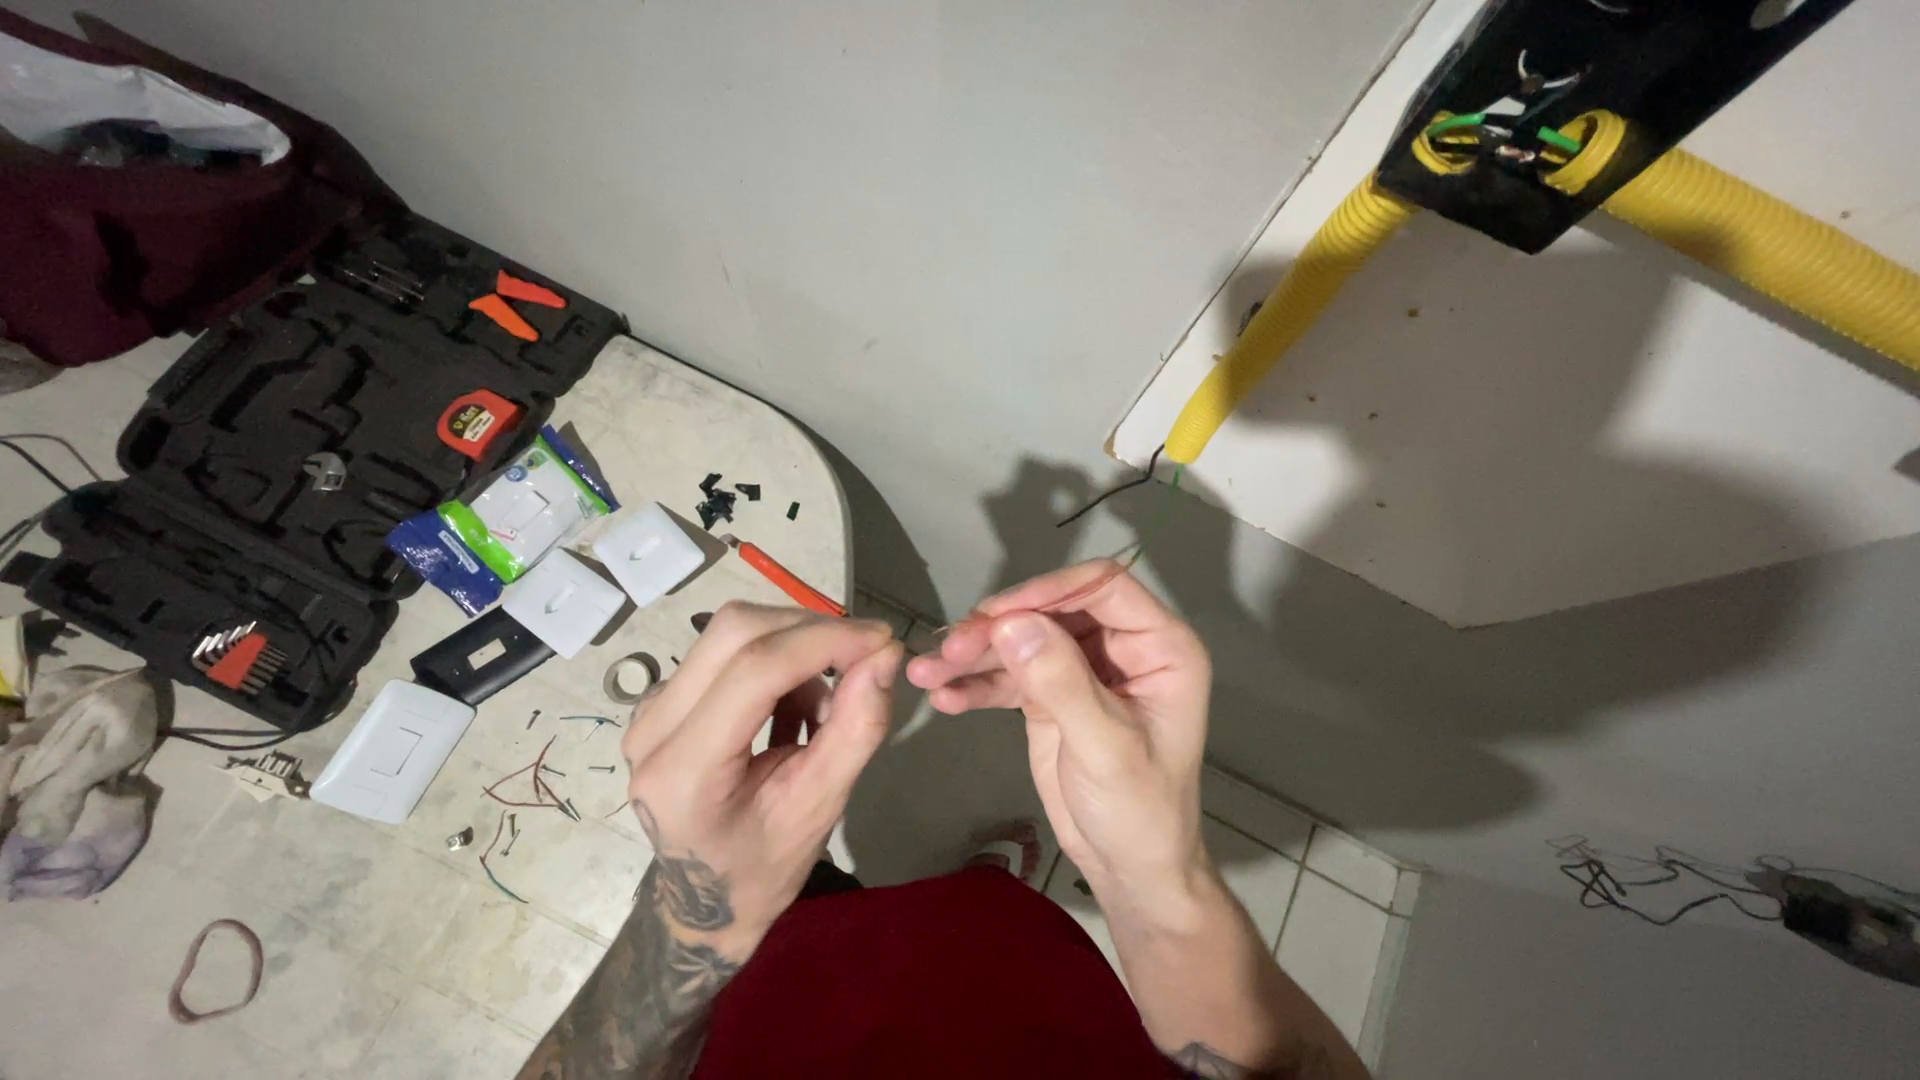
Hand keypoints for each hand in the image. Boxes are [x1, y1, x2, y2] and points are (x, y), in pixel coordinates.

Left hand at [621, 603, 901, 956]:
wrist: (704, 902)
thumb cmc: (763, 867)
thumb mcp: (820, 809)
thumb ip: (856, 730)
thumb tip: (885, 655)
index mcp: (682, 771)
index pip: (754, 670)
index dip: (825, 642)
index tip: (884, 641)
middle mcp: (651, 728)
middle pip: (734, 631)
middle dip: (813, 629)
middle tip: (867, 654)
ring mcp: (648, 709)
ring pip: (730, 631)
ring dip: (797, 646)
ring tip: (828, 706)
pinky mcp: (662, 698)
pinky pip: (725, 649)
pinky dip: (778, 660)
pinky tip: (797, 707)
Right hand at [906, 560, 1213, 924]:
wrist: (1129, 870)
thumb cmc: (1140, 811)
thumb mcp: (1105, 748)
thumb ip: (1061, 682)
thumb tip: (1010, 623)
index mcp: (1157, 645)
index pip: (1102, 587)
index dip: (1048, 590)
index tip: (996, 614)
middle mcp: (1118, 646)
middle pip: (1051, 610)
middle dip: (999, 627)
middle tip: (950, 648)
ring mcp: (1080, 668)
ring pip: (1021, 640)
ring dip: (974, 655)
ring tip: (926, 672)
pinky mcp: (1049, 694)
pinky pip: (1008, 675)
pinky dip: (975, 685)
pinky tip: (943, 697)